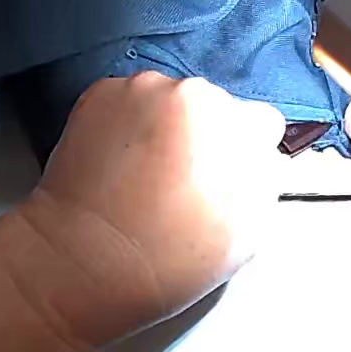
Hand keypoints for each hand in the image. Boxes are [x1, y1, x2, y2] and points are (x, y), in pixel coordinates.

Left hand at [0, 72, 286, 350]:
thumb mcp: (249, 232)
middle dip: (206, 135)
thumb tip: (261, 154)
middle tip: (184, 181)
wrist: (83, 263)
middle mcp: (188, 90)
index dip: (249, 151)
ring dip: (166, 126)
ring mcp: (137, 87)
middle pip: (214, 107)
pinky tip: (120, 163)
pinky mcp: (97, 93)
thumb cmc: (171, 257)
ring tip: (146, 174)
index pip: (261, 121)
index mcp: (232, 121)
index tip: (229, 176)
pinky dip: (129, 123)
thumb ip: (267, 179)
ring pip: (170, 101)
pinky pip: (130, 101)